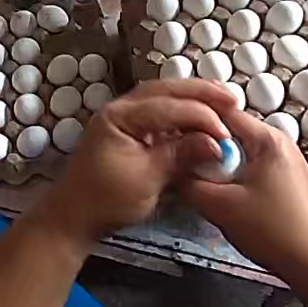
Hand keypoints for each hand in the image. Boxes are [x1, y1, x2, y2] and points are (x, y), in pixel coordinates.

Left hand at [42, 79, 234, 242]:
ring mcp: (126, 116)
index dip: (200, 116)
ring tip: (223, 101)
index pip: (167, 106)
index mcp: (120, 116)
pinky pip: (162, 110)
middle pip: (166, 89)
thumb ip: (181, 156)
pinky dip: (184, 111)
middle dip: (201, 92)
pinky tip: (204, 116)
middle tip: (232, 98)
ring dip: (195, 97)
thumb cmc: (106, 200)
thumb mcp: (147, 180)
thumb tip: (217, 144)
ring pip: (165, 95)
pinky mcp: (132, 128)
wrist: (75, 217)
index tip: (225, 132)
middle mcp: (122, 108)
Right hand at [179, 106, 307, 280]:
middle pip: (232, 133)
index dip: (194, 122)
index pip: (223, 112)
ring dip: (222, 168)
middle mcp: (279, 143)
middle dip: (207, 149)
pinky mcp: (286, 181)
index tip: (175, 136)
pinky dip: (236, 180)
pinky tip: (229, 200)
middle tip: (187, 166)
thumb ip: (190, 184)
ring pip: (241, 154)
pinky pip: (252, 169)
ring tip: (208, 187)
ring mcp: (285, 162)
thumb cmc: (277, 232)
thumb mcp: (221, 207)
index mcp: (267, 139)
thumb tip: (172, 169)